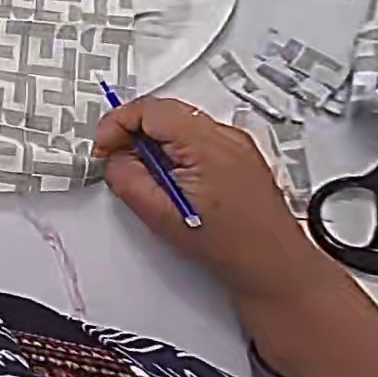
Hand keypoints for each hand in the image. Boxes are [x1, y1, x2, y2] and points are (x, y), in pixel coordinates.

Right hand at [93, 97, 340, 303]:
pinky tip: (167, 178)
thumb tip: (113, 157)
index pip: (148, 109)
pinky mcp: (236, 153)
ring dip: (149, 141)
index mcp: (207, 145)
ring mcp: (234, 143)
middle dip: (130, 131)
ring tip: (145, 174)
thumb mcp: (157, 213)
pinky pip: (191, 137)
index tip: (103, 146)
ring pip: (175, 123)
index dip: (116, 124)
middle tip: (115, 157)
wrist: (274, 267)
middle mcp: (225, 136)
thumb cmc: (229, 245)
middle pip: (162, 111)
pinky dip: (169, 149)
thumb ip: (125, 176)